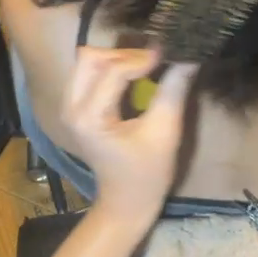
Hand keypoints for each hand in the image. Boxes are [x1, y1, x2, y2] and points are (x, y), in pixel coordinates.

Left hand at [62, 47, 195, 224]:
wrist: (126, 201)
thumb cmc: (147, 174)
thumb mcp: (165, 133)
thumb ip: (173, 91)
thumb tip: (189, 57)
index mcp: (89, 118)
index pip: (113, 71)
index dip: (142, 59)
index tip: (169, 55)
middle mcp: (70, 107)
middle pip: (90, 58)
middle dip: (124, 55)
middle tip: (155, 63)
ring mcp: (68, 106)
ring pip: (87, 61)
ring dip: (117, 59)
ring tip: (147, 68)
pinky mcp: (75, 106)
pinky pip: (88, 72)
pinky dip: (111, 68)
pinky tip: (134, 77)